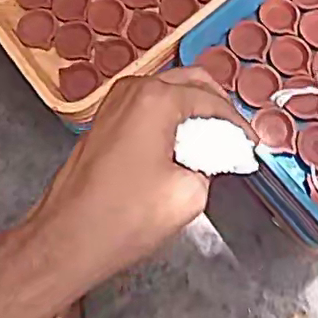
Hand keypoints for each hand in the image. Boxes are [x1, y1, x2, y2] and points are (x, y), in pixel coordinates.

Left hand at [20, 68, 251, 293]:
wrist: (66, 237)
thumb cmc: (125, 217)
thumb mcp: (188, 193)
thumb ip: (211, 162)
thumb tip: (212, 153)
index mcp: (157, 99)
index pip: (211, 101)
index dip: (237, 123)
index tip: (251, 143)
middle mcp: (134, 88)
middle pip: (191, 80)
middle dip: (217, 105)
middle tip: (235, 135)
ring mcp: (116, 99)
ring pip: (168, 87)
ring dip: (193, 106)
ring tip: (213, 140)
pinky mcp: (105, 116)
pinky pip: (148, 102)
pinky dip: (170, 114)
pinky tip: (182, 142)